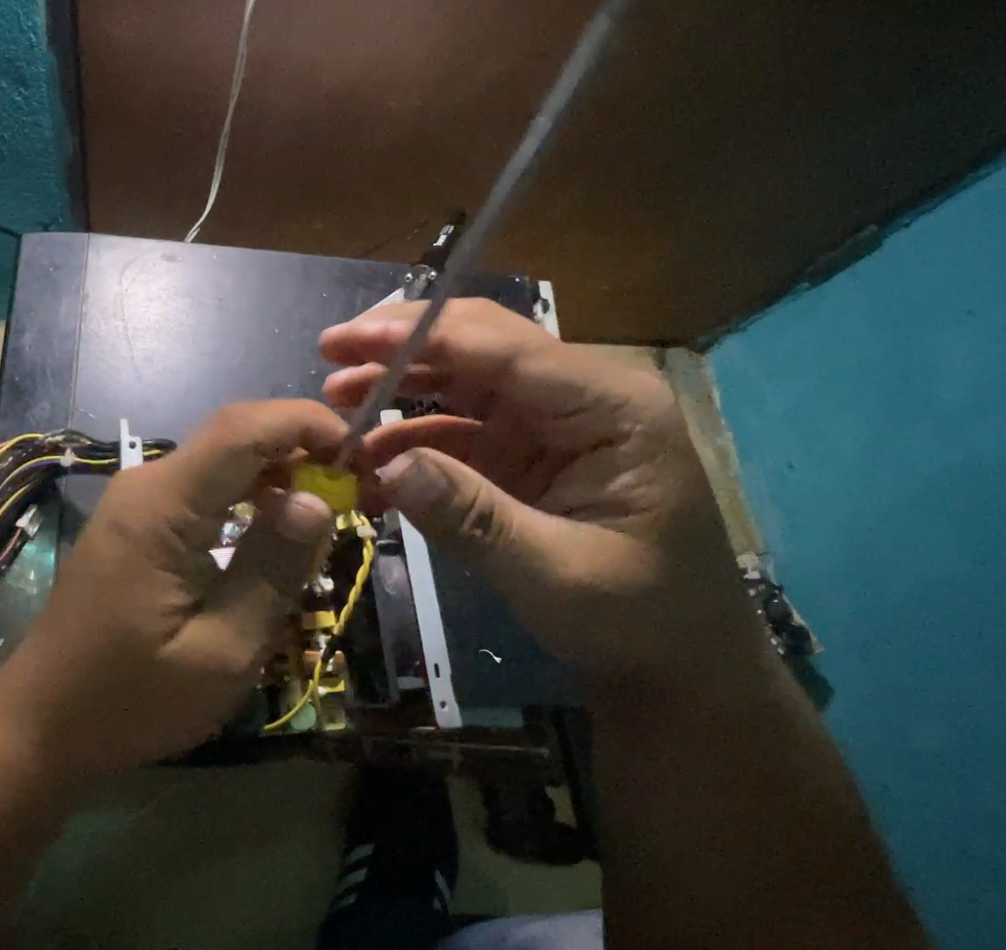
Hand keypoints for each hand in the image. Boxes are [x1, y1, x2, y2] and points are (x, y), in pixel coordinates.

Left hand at [0, 400, 345, 780]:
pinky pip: (203, 491)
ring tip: (329, 514)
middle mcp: (147, 485)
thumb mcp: (222, 650)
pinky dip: (248, 499)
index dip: (307, 425)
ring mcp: (137, 502)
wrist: (44, 724)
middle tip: (359, 493)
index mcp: (162, 505)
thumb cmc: (133, 699)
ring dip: (279, 476)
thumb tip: (318, 500)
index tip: (363, 456)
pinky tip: (276, 534)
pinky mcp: (137, 524)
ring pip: (222, 462)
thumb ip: (273, 569)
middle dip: (302, 451)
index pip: (243, 428)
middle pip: (235, 437)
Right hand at [320, 299, 750, 684]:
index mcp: (610, 405)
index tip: (351, 338)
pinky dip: (409, 443)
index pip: (507, 349)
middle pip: (480, 347)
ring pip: (460, 382)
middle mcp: (577, 397)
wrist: (675, 667)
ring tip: (336, 405)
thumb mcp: (554, 572)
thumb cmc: (638, 618)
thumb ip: (471, 516)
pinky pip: (455, 432)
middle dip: (402, 348)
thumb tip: (385, 464)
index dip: (423, 337)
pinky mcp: (521, 456)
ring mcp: (546, 424)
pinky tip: (367, 463)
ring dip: (398, 389)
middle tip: (330, 353)